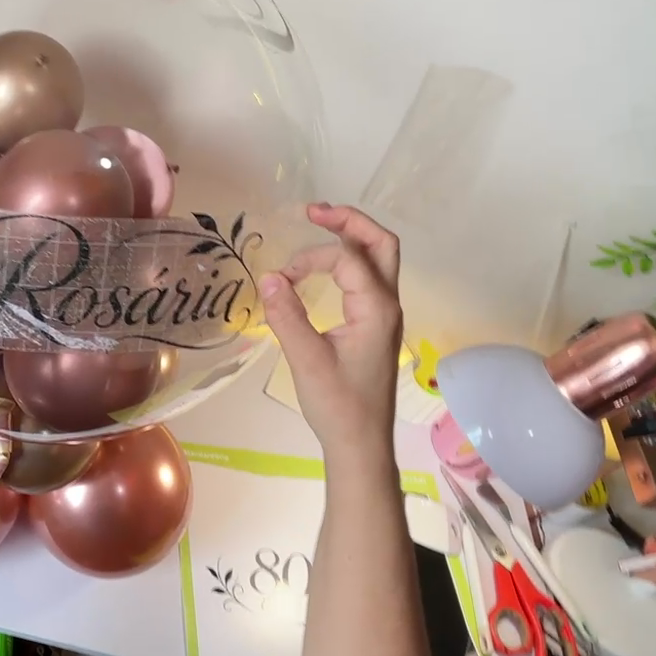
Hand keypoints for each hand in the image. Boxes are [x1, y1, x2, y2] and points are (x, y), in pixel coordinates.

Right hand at [258, 204, 403, 459]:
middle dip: (349, 222)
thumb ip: (286, 316)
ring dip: (351, 238)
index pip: (345, 259)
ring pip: (379, 260)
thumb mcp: (306, 360)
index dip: (309, 258)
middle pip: (380, 244)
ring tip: (319, 224)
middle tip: (314, 211)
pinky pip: (368, 279)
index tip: (279, 278)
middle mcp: (387, 305)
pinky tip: (324, 268)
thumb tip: (268, 277)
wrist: (360, 444)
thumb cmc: (337, 404)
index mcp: (376, 309)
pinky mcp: (375, 326)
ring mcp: (384, 316)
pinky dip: (348, 261)